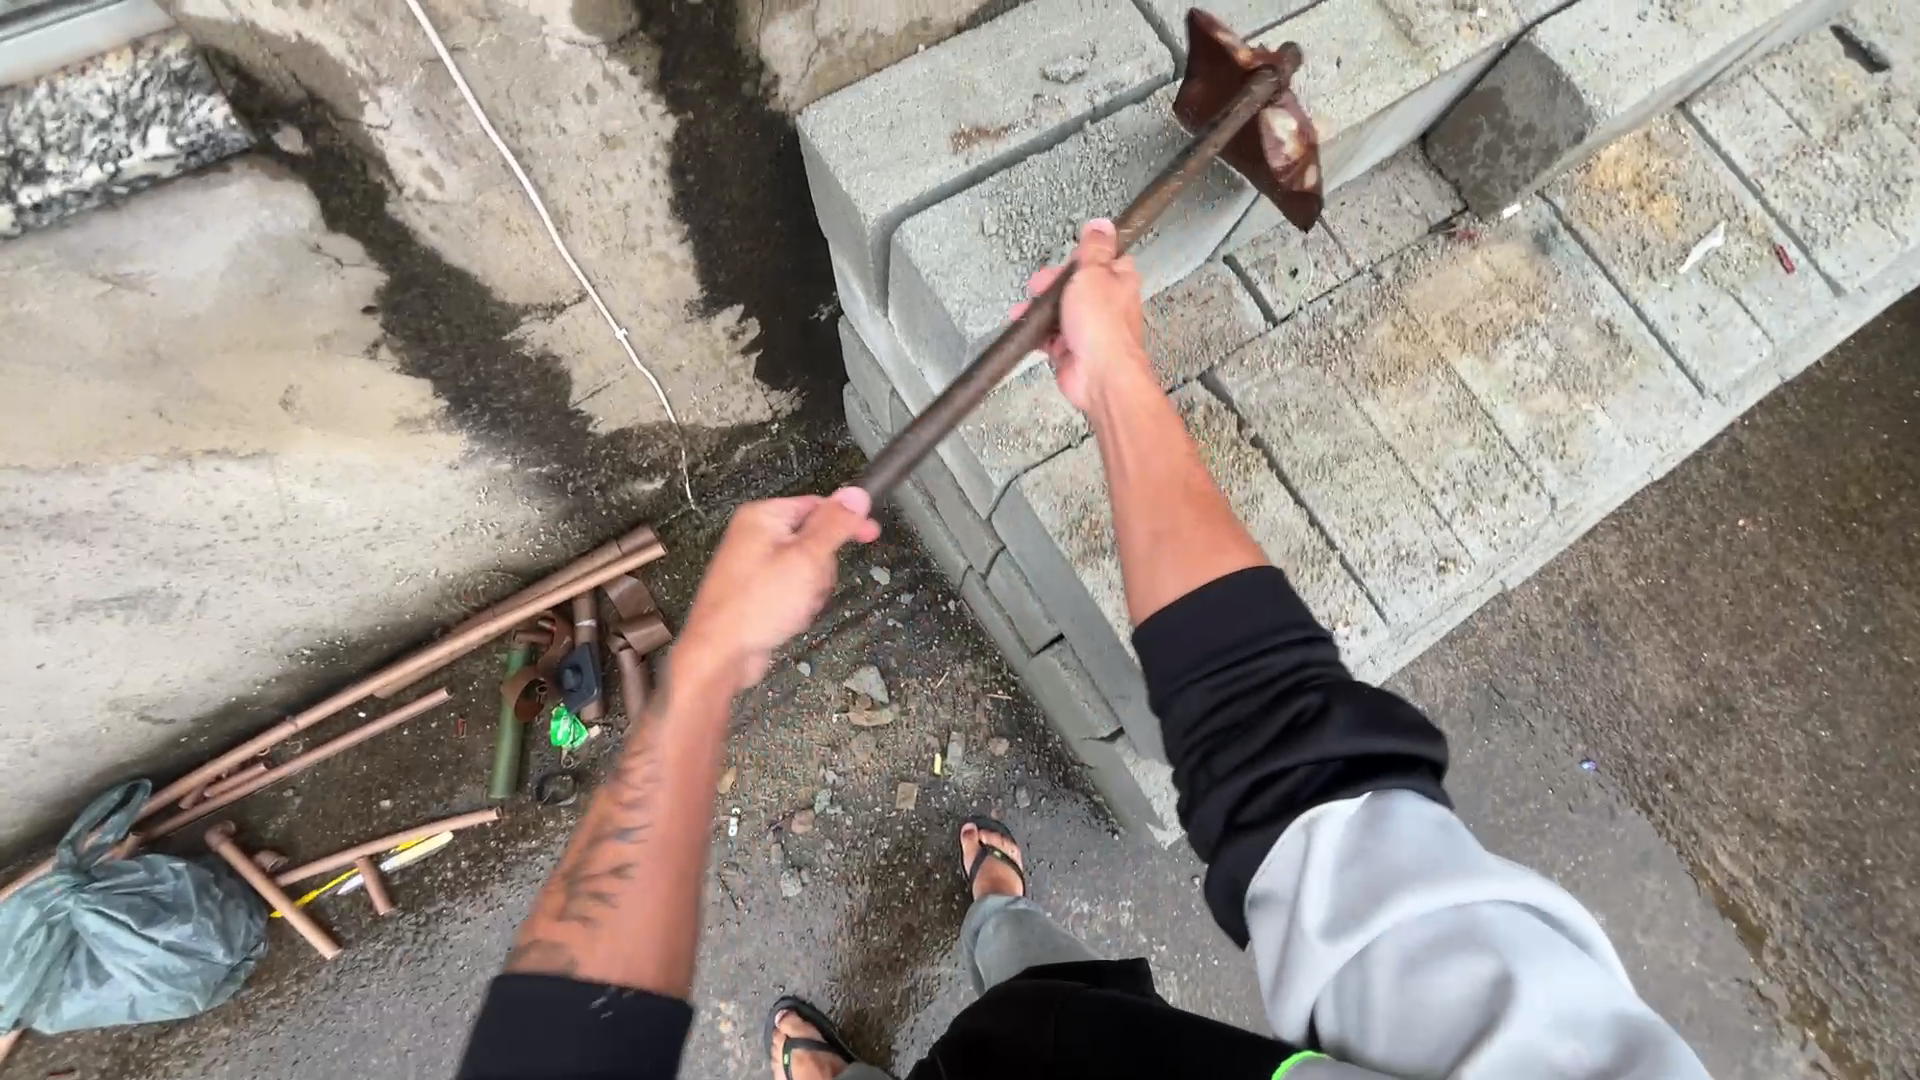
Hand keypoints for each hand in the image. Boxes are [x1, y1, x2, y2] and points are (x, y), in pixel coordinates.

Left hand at [672, 489, 879, 693]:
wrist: (722, 653)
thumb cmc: (754, 606)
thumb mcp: (807, 559)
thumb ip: (834, 525)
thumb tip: (855, 496)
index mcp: (764, 517)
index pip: (819, 505)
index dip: (847, 521)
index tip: (868, 532)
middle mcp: (757, 536)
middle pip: (817, 539)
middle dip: (823, 567)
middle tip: (811, 581)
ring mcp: (757, 564)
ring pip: (809, 568)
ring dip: (812, 589)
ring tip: (795, 603)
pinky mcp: (759, 589)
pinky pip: (795, 588)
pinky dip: (799, 603)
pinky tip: (788, 615)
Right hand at [1011, 218, 1151, 411]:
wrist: (1098, 375)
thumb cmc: (1104, 328)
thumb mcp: (1094, 272)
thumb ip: (1094, 247)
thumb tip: (1100, 225)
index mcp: (1119, 280)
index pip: (1102, 259)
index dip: (1081, 257)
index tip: (1068, 258)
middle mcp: (1106, 305)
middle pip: (1075, 285)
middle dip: (1054, 284)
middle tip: (1042, 284)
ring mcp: (1089, 329)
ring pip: (1060, 312)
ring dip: (1042, 309)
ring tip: (1029, 307)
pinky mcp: (1072, 350)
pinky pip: (1050, 337)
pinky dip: (1037, 333)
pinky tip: (1028, 328)